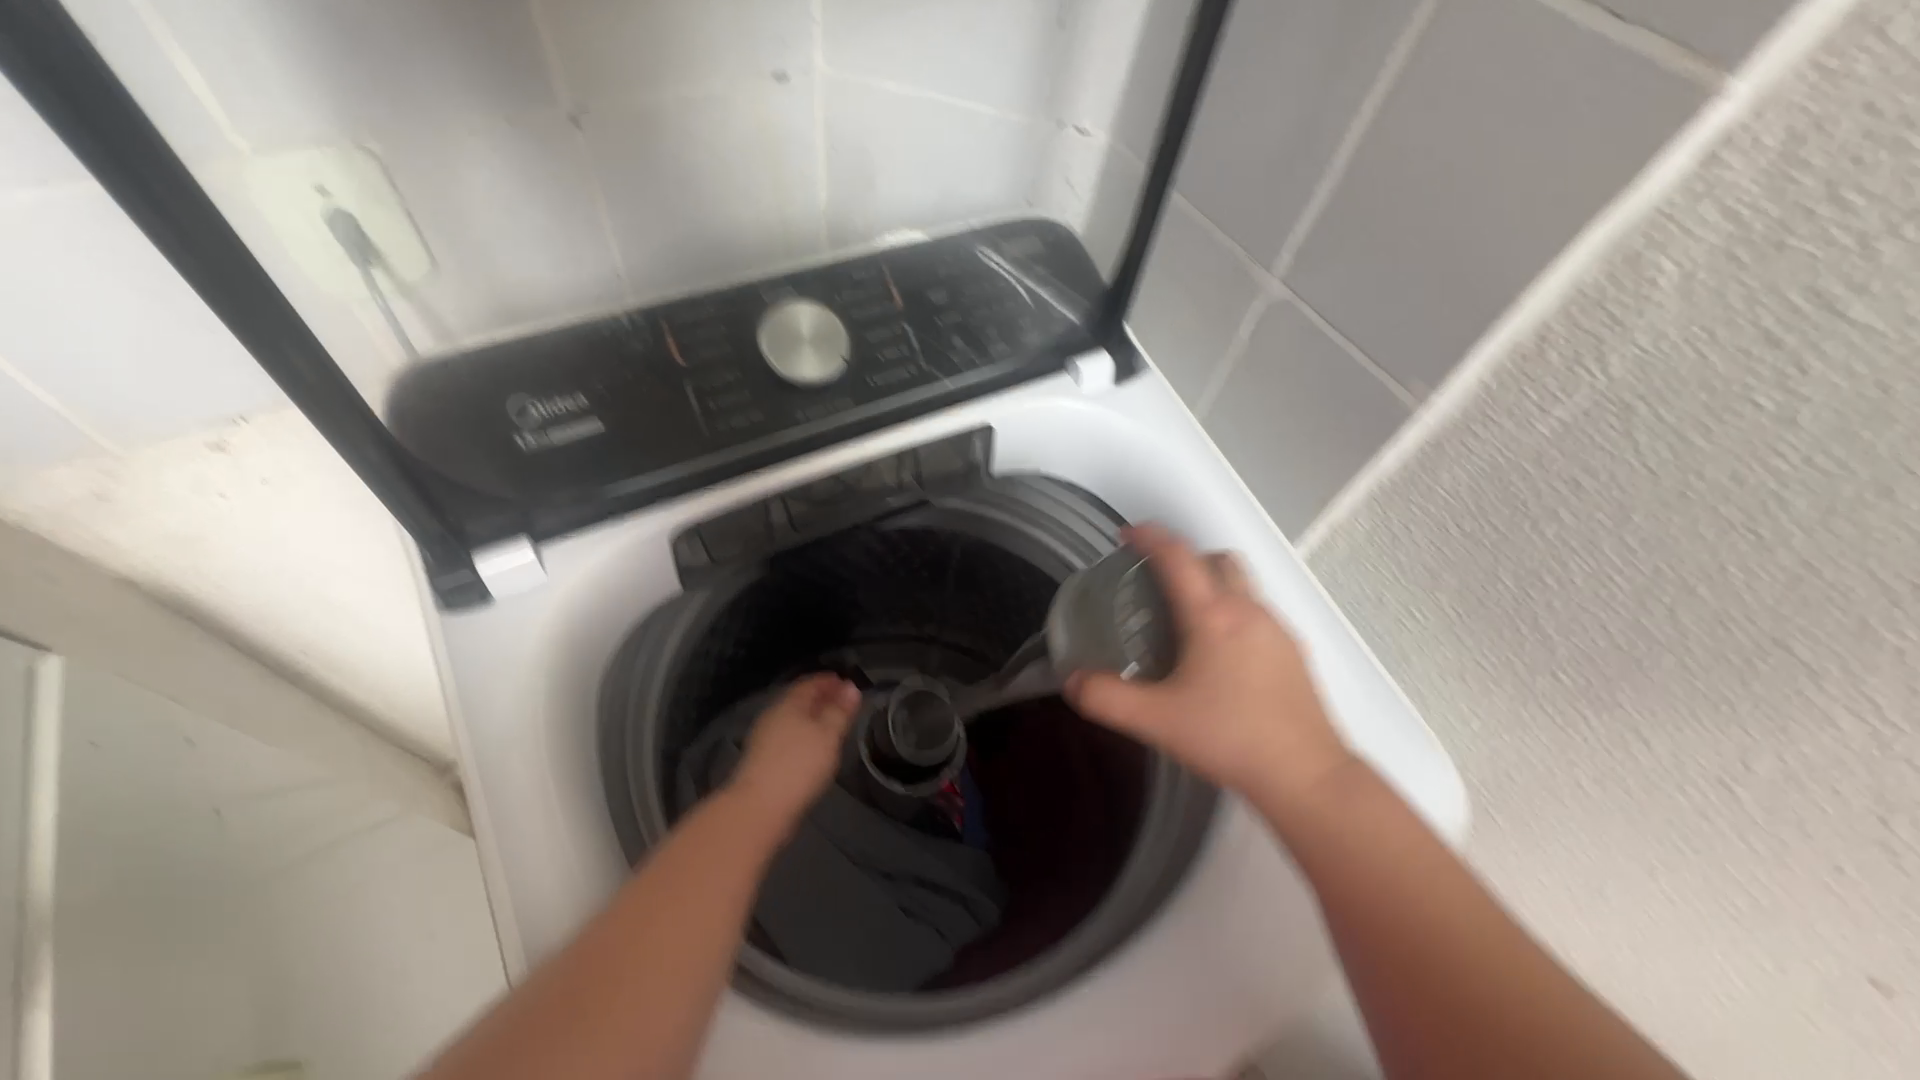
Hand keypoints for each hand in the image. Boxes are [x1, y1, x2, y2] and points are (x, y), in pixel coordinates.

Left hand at [727, 674, 861, 828]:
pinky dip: (804, 735)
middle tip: (843, 702)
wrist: (759, 807)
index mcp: (789, 704)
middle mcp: (773, 715)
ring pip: (793, 719)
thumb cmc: (799, 765)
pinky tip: (813, 747)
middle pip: (799, 700)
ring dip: (812, 718)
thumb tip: (851, 687)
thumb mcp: (828, 735)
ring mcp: (765, 738)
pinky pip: (788, 737)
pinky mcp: (763, 760)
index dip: (829, 680)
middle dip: (821, 698)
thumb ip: (840, 711)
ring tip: (832, 725)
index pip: (810, 683)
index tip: (846, 682)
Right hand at [1064, 525, 1355, 801]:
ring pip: (1244, 587)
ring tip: (1184, 622)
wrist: (1306, 775)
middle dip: (1187, 558)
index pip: (1178, 557)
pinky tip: (1220, 659)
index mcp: (1213, 616)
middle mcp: (1249, 612)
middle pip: (1219, 560)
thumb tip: (1074, 681)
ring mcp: (1279, 631)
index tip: (1127, 534)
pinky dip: (1234, 615)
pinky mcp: (1295, 655)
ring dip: (1213, 586)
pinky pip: (1260, 615)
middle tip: (1157, 581)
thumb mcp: (1156, 721)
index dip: (1150, 537)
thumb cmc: (1229, 738)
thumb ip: (1107, 698)